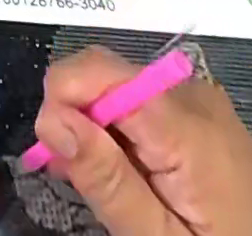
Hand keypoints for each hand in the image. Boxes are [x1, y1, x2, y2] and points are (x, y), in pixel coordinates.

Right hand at [32, 47, 251, 235]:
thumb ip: (106, 179)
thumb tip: (50, 119)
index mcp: (186, 124)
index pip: (98, 70)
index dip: (62, 99)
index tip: (51, 151)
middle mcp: (191, 92)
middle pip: (104, 72)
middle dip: (74, 113)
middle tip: (72, 175)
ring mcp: (200, 99)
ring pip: (117, 85)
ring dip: (93, 123)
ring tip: (100, 182)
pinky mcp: (202, 111)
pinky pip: (140, 99)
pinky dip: (118, 127)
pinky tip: (125, 171)